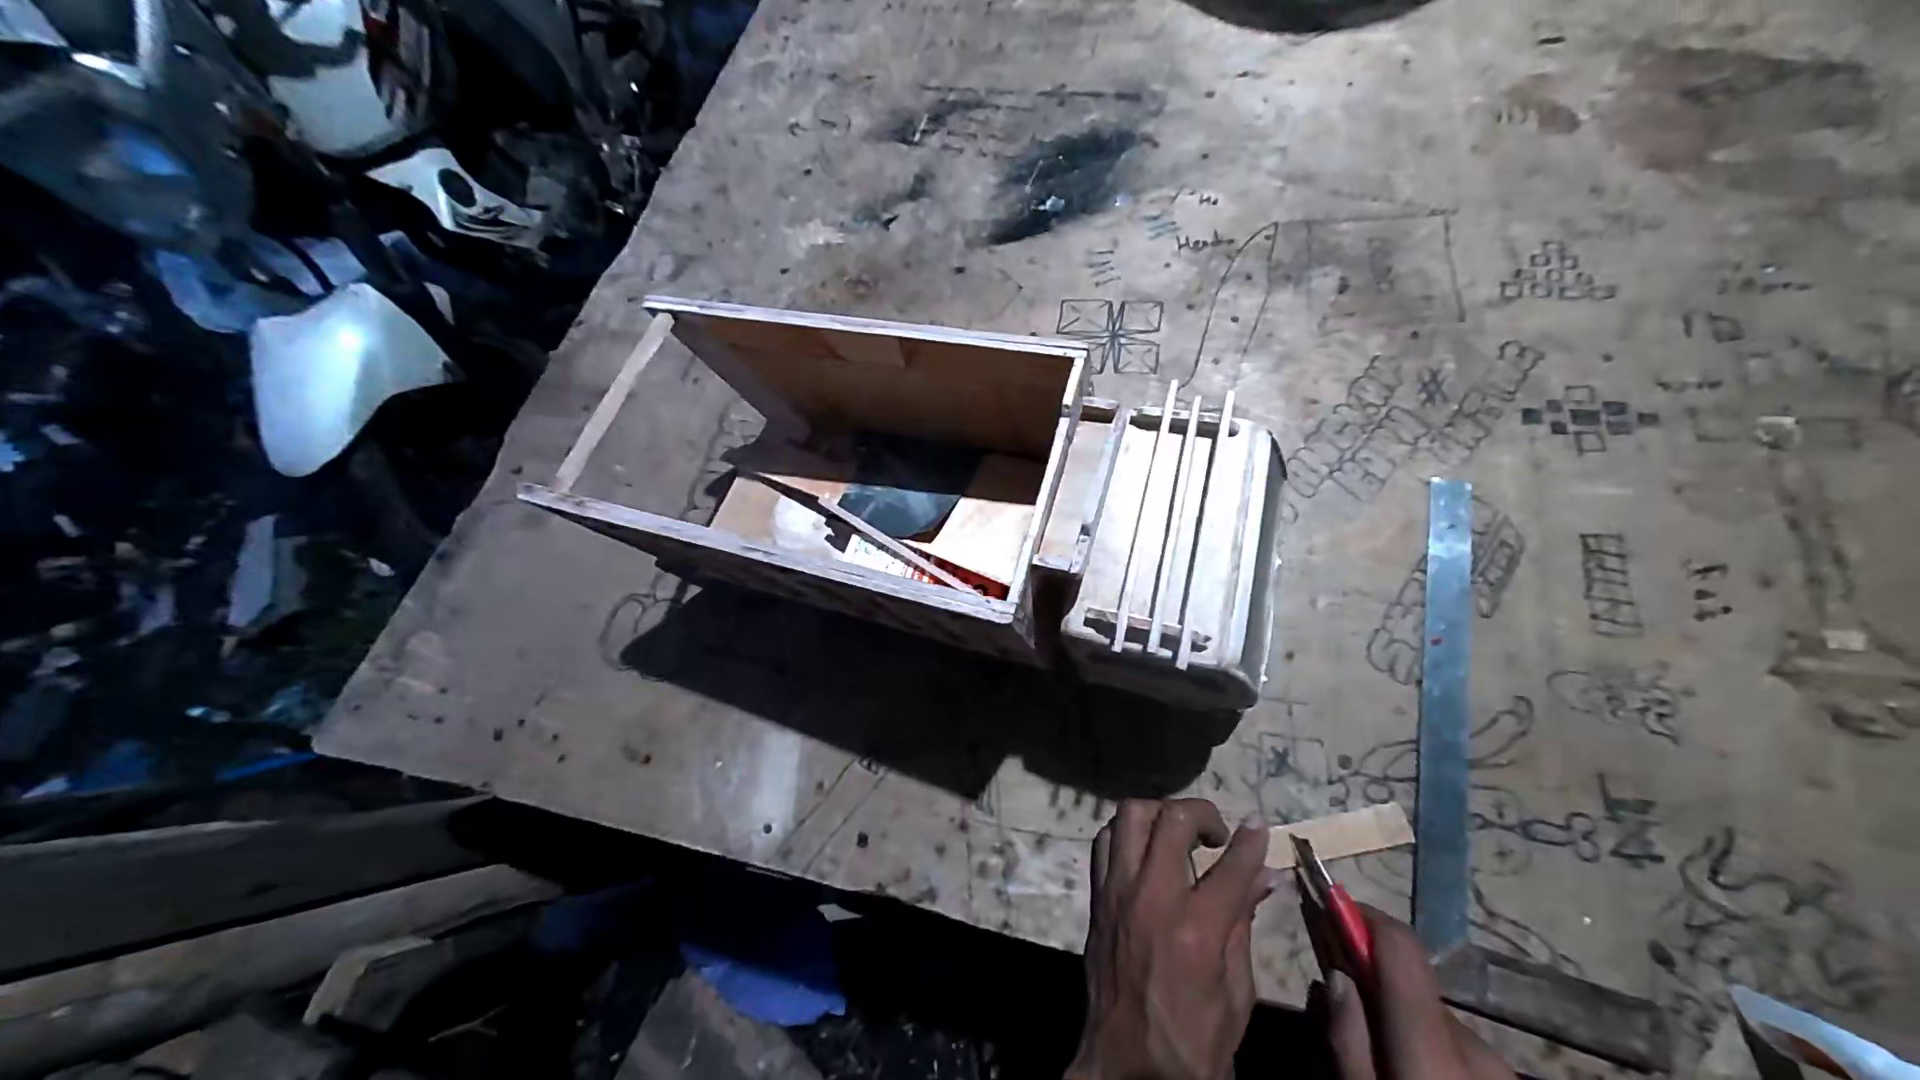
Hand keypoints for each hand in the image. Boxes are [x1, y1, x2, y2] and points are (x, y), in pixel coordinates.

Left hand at [1068, 799, 1275, 1079]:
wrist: (1125, 1064)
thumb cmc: (1193, 1041)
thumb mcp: (1236, 993)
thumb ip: (1243, 923)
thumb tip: (1264, 875)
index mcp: (1195, 930)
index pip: (1230, 865)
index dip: (1252, 841)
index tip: (1260, 825)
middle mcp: (1151, 897)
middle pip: (1171, 820)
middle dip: (1201, 812)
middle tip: (1216, 832)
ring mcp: (1116, 892)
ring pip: (1129, 816)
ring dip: (1158, 814)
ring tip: (1178, 835)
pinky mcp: (1096, 897)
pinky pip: (1105, 841)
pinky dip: (1127, 834)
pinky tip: (1146, 850)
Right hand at [1321, 906, 1517, 1079]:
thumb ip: (1346, 1040)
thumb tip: (1338, 977)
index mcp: (1433, 1052)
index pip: (1402, 951)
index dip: (1366, 917)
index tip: (1334, 903)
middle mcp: (1478, 1054)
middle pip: (1416, 995)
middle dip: (1378, 995)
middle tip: (1344, 1020)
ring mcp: (1506, 1077)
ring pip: (1441, 1029)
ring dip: (1408, 1033)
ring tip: (1384, 1069)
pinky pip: (1466, 1059)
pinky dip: (1436, 1060)